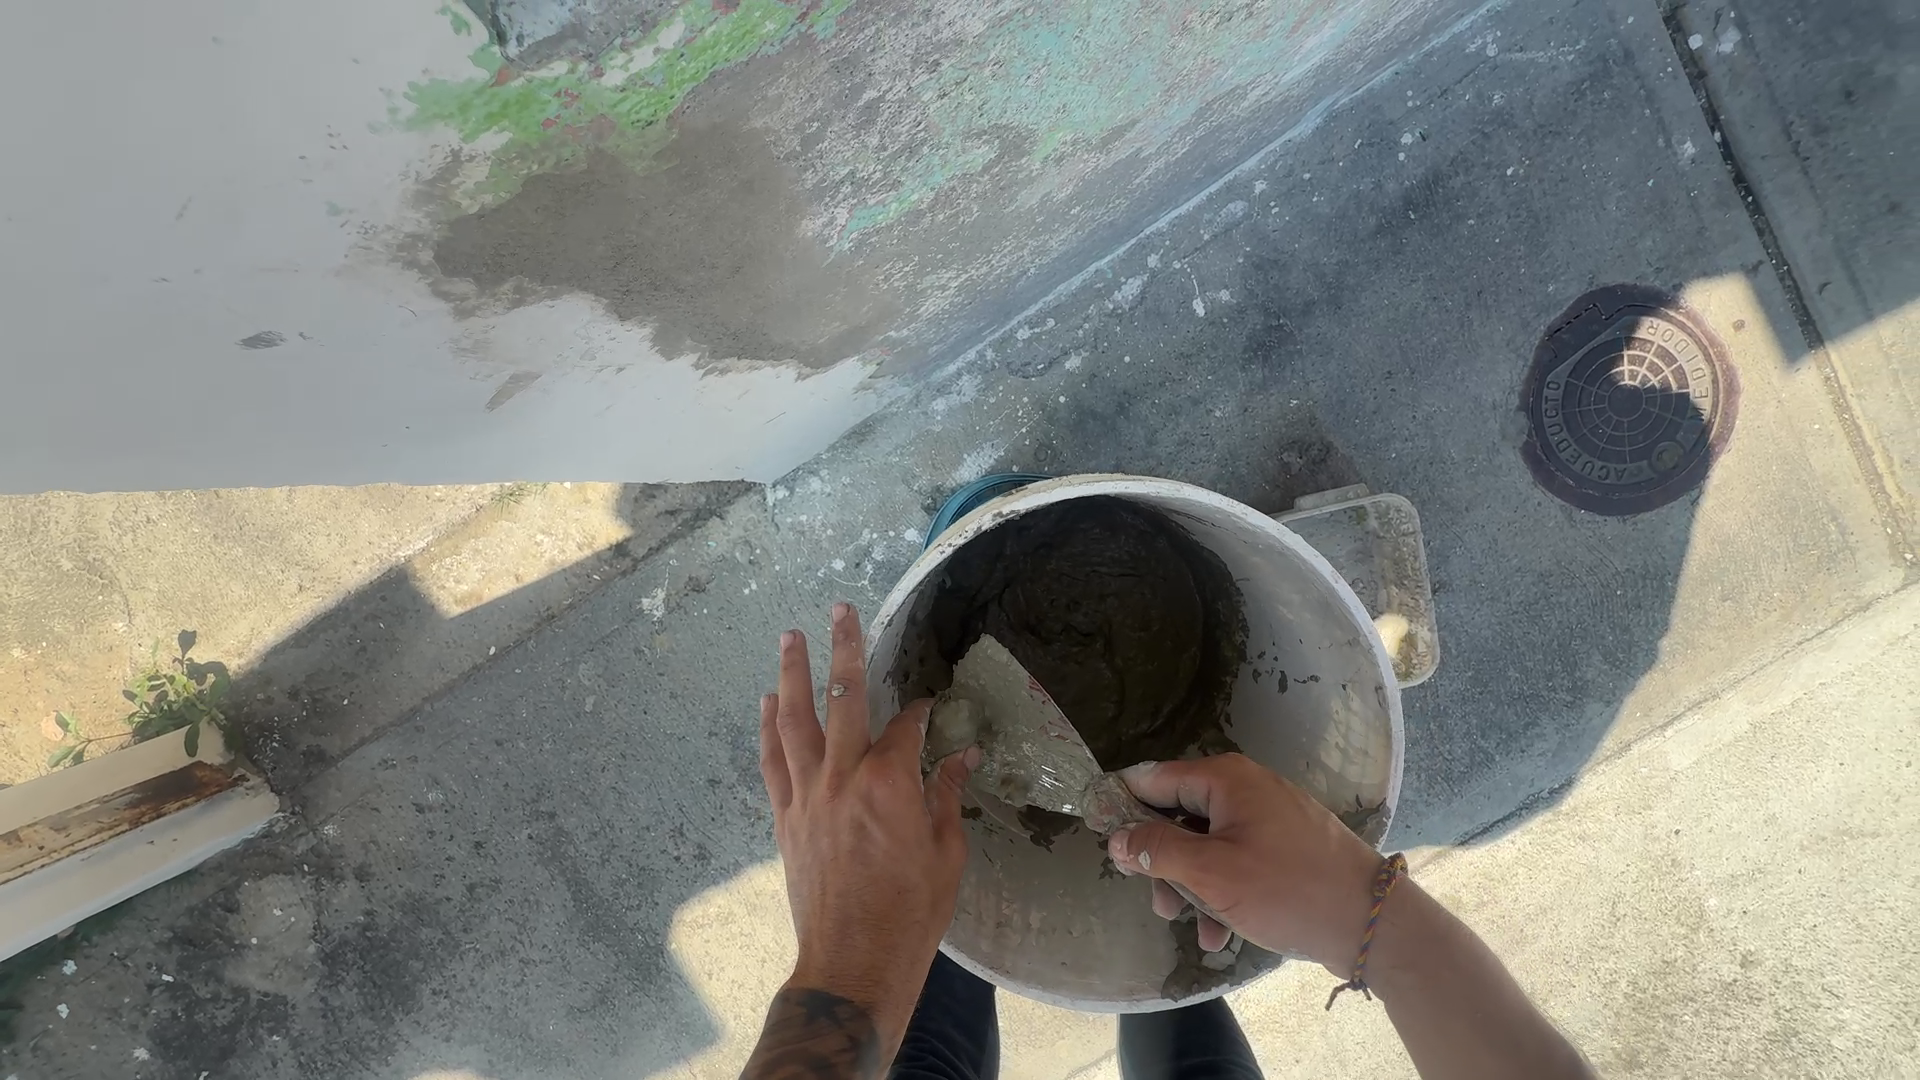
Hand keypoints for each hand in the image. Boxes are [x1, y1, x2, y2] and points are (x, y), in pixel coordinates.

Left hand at [759, 602, 978, 1045]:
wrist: (853, 963)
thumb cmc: (910, 911)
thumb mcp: (946, 853)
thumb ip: (947, 794)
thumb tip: (964, 754)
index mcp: (890, 782)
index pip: (906, 725)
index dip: (920, 709)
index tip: (929, 704)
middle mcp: (844, 776)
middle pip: (844, 699)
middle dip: (844, 650)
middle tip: (839, 609)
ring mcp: (808, 794)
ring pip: (796, 721)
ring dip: (793, 675)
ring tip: (789, 637)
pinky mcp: (785, 816)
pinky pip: (772, 761)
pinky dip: (768, 728)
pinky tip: (766, 702)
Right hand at [1104, 753, 1382, 971]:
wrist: (1375, 925)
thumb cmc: (1286, 889)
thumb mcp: (1212, 873)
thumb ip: (1159, 849)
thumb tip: (1117, 838)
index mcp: (1223, 778)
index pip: (1153, 779)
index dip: (1123, 805)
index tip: (1103, 836)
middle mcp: (1242, 787)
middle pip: (1179, 815)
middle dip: (1164, 861)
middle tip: (1157, 902)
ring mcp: (1266, 815)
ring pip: (1206, 843)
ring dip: (1192, 885)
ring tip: (1192, 926)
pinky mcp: (1284, 845)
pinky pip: (1237, 858)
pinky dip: (1222, 891)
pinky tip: (1220, 933)